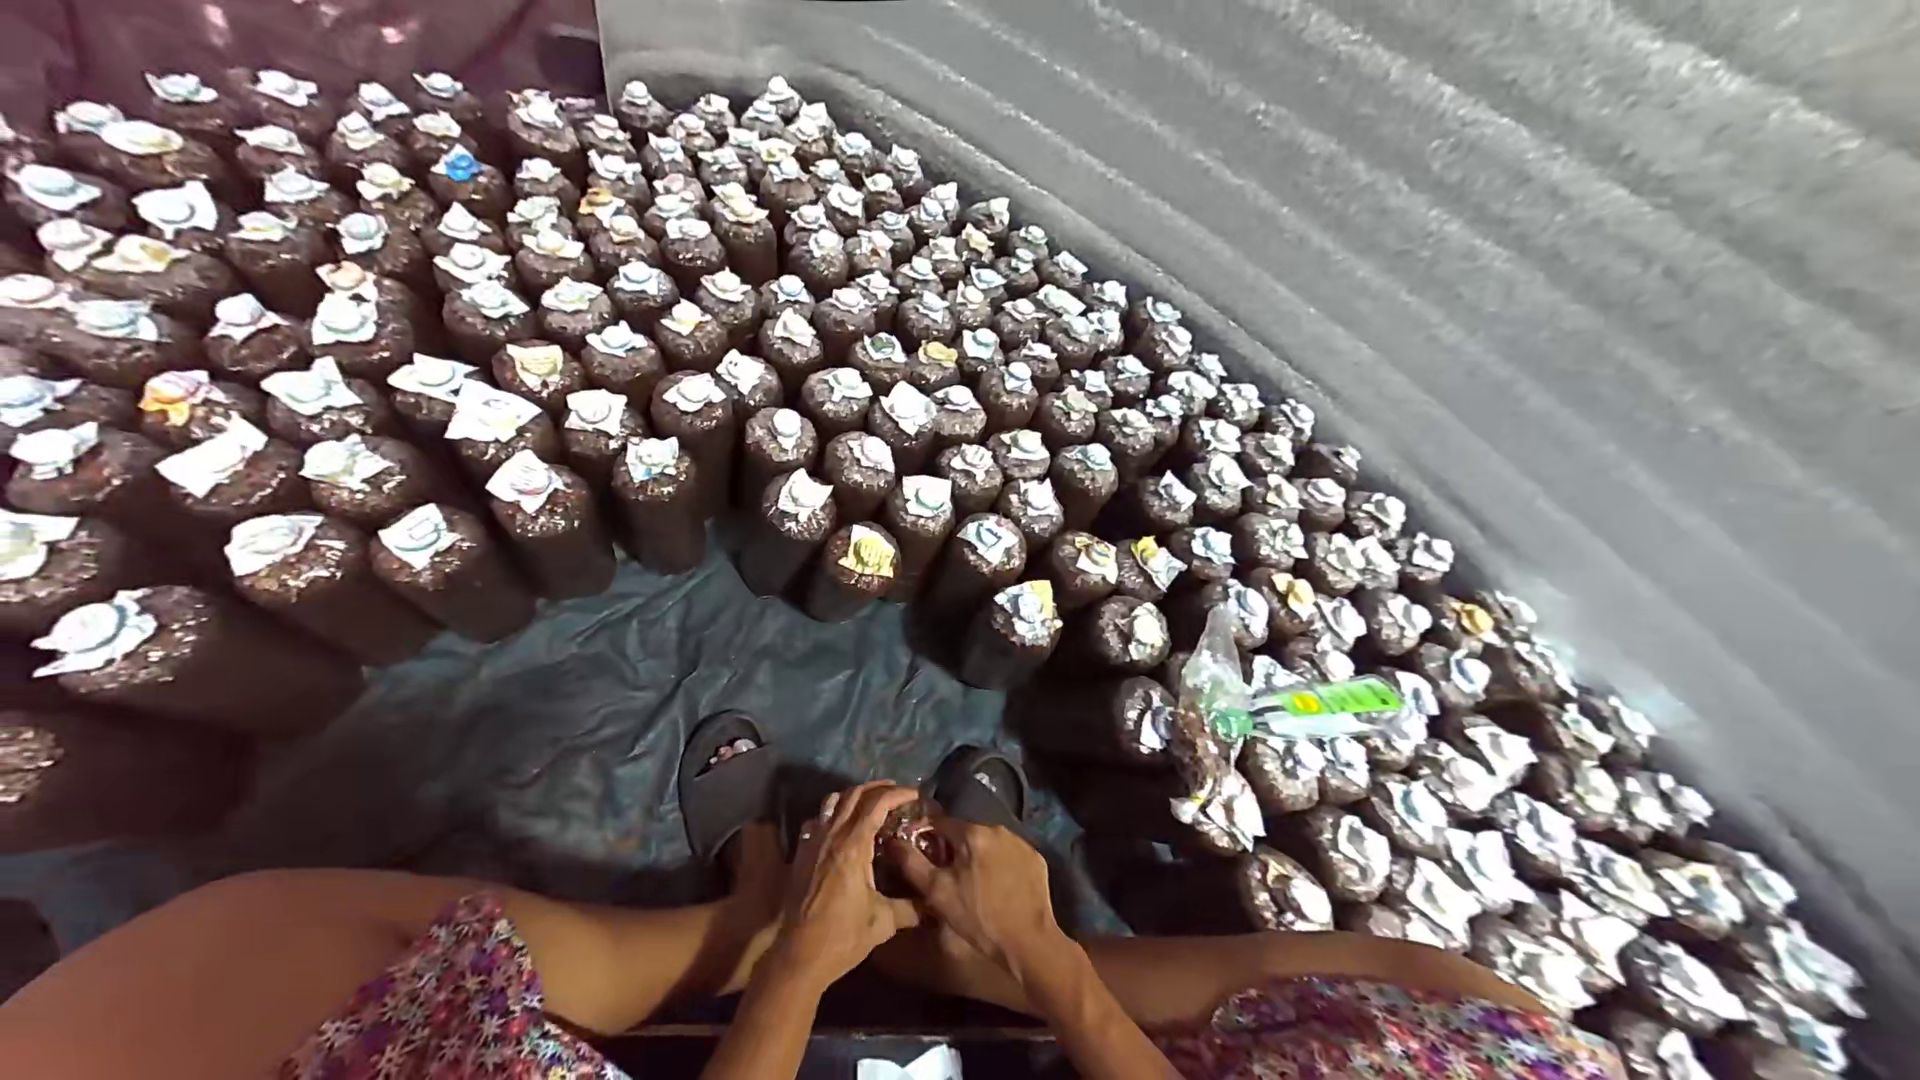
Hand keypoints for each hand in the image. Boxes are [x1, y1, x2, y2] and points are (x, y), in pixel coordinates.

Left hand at [768, 783, 921, 991]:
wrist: (798, 957)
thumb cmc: (842, 937)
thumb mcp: (883, 922)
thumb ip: (911, 907)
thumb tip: (933, 903)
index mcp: (853, 846)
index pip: (877, 803)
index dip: (898, 794)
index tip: (915, 796)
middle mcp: (831, 835)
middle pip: (855, 794)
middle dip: (878, 788)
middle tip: (897, 792)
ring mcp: (813, 842)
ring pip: (833, 802)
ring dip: (854, 796)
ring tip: (871, 803)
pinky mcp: (801, 853)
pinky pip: (817, 820)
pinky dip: (833, 813)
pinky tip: (842, 826)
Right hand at [886, 816, 1068, 977]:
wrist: (1029, 942)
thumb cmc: (978, 917)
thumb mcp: (937, 893)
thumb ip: (912, 863)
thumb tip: (895, 841)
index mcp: (973, 832)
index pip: (941, 823)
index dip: (928, 838)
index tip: (922, 856)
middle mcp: (998, 828)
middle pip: (966, 834)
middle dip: (954, 850)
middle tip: (948, 877)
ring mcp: (1021, 842)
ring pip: (989, 844)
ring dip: (978, 857)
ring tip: (974, 884)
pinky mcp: (1036, 859)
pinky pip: (1010, 855)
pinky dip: (1001, 865)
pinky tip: (999, 888)